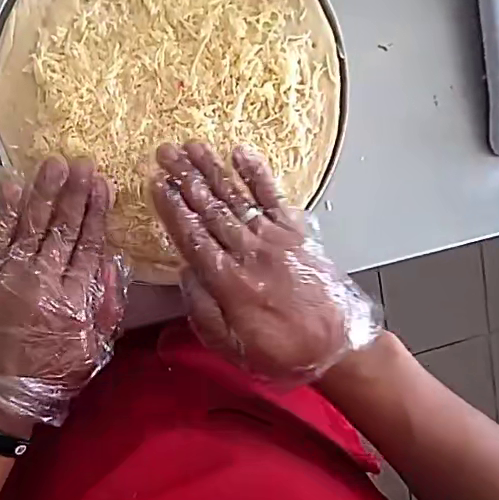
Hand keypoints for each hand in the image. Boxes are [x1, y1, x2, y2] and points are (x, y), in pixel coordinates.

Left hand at [0, 156, 126, 429]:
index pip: (89, 246)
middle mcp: (43, 281)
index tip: (103, 183)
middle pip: (62, 229)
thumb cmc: (50, 376)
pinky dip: (5, 211)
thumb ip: (105, 307)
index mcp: (74, 299)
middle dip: (73, 194)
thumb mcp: (92, 351)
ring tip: (53, 163)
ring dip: (42, 193)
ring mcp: (10, 276)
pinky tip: (13, 185)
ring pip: (31, 226)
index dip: (97, 213)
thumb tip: (108, 260)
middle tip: (80, 162)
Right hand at [150, 141, 378, 381]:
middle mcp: (251, 254)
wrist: (341, 348)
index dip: (173, 209)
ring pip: (236, 198)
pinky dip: (257, 174)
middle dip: (185, 178)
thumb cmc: (281, 352)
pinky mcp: (297, 234)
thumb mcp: (230, 346)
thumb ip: (203, 310)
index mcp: (230, 283)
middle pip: (211, 209)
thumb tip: (185, 273)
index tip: (157, 184)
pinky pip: (274, 198)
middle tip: (164, 153)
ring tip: (191, 147)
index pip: (194, 237)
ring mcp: (275, 240)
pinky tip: (240, 153)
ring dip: (212, 170)